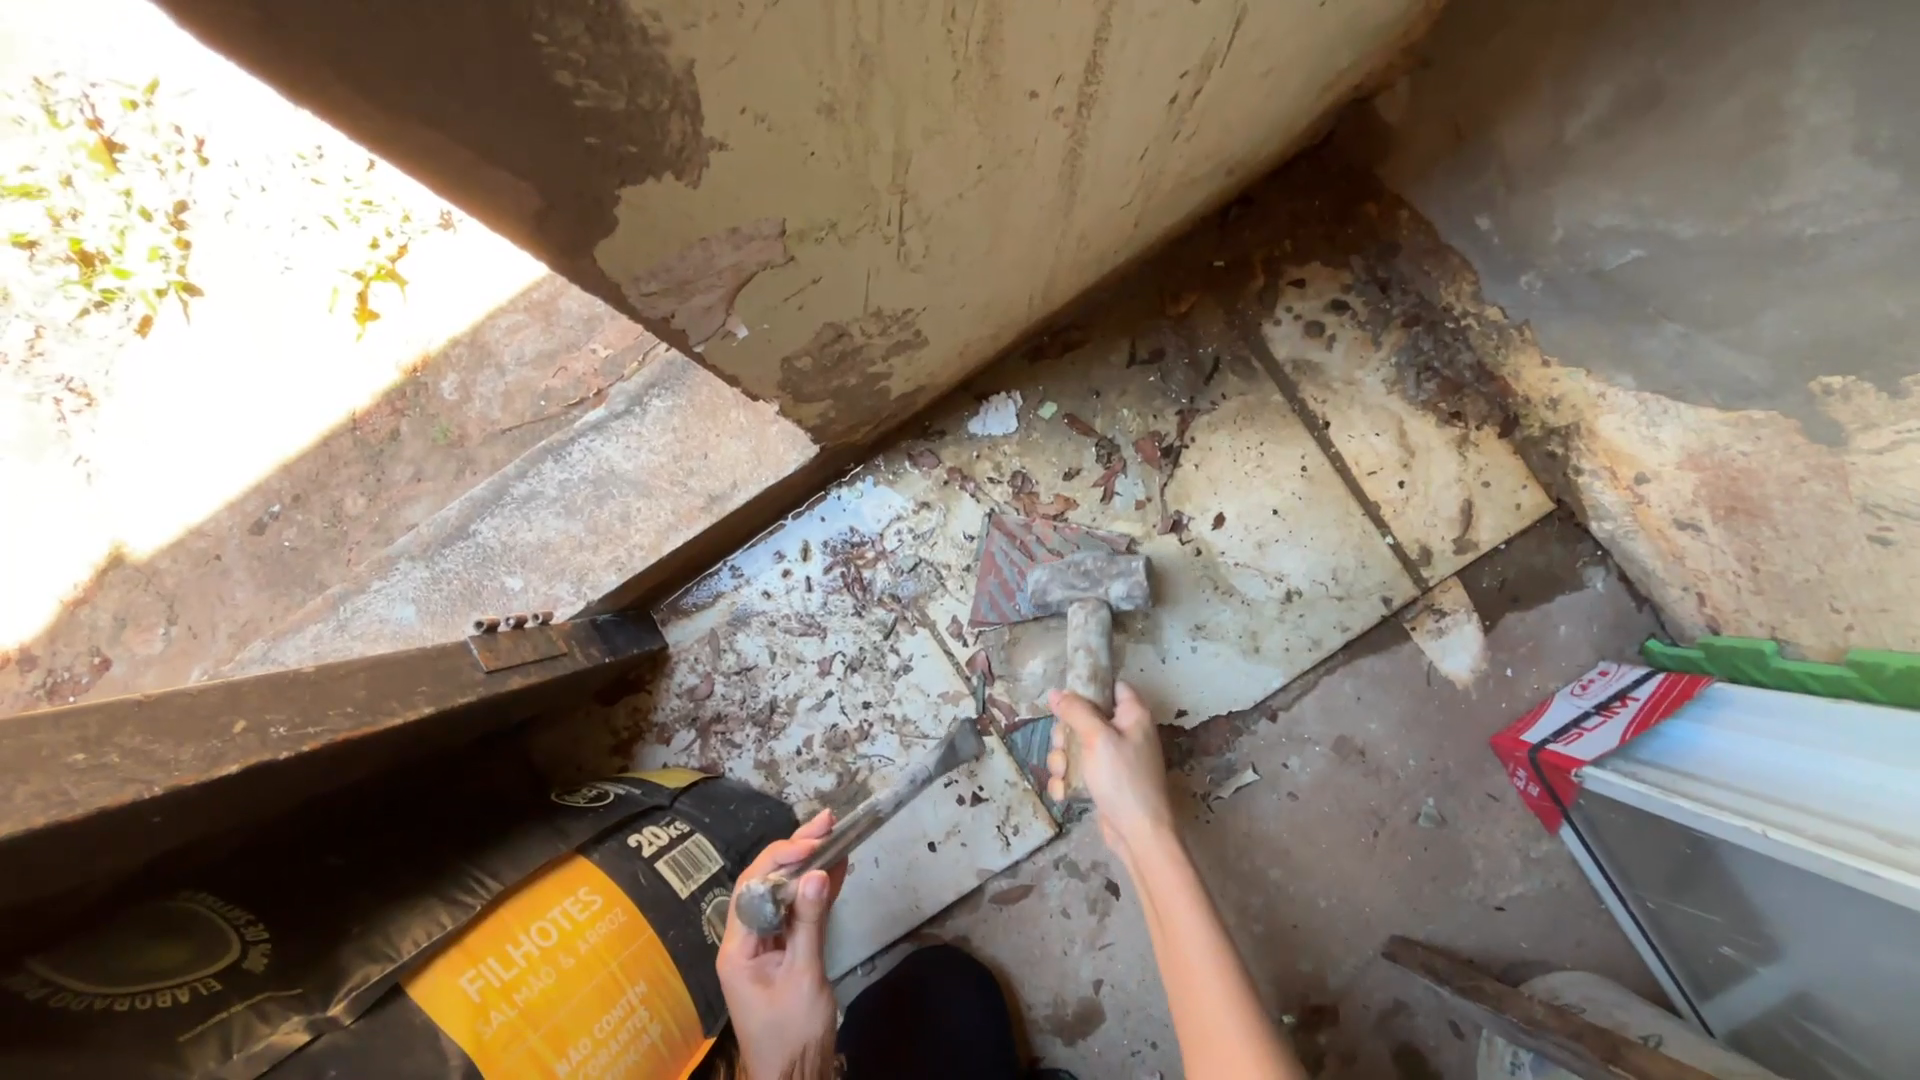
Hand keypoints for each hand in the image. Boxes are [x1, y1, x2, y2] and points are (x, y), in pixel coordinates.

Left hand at [716, 810, 845, 1078]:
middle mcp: (747, 940)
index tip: (812, 843)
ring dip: (809, 863)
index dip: (781, 859)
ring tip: (834, 831)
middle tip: (826, 821)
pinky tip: (837, 867)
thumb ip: (810, 924)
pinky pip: (799, 911)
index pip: (752, 888)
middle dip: (795, 850)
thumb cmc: (792, 1035)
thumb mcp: (804, 978)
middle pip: (766, 883)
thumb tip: (818, 873)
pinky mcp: (786, 952)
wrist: (795, 1079)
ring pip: (784, 892)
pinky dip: (818, 889)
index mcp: (738, 947)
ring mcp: (766, 945)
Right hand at [1047, 682, 1176, 864]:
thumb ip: (1076, 711)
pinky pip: (1077, 769)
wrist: (1138, 834)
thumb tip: (1055, 692)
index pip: (1111, 685)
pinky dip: (1067, 779)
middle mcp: (1124, 732)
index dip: (1088, 687)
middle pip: (1084, 716)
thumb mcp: (1097, 739)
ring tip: (1063, 774)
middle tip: (1064, 747)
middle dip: (1065, 733)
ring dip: (1062, 759)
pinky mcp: (1102, 780)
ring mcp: (1112, 757)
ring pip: (1075, 744)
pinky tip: (1064, 792)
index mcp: (1132, 714)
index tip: (1064, 697)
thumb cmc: (1123, 779)